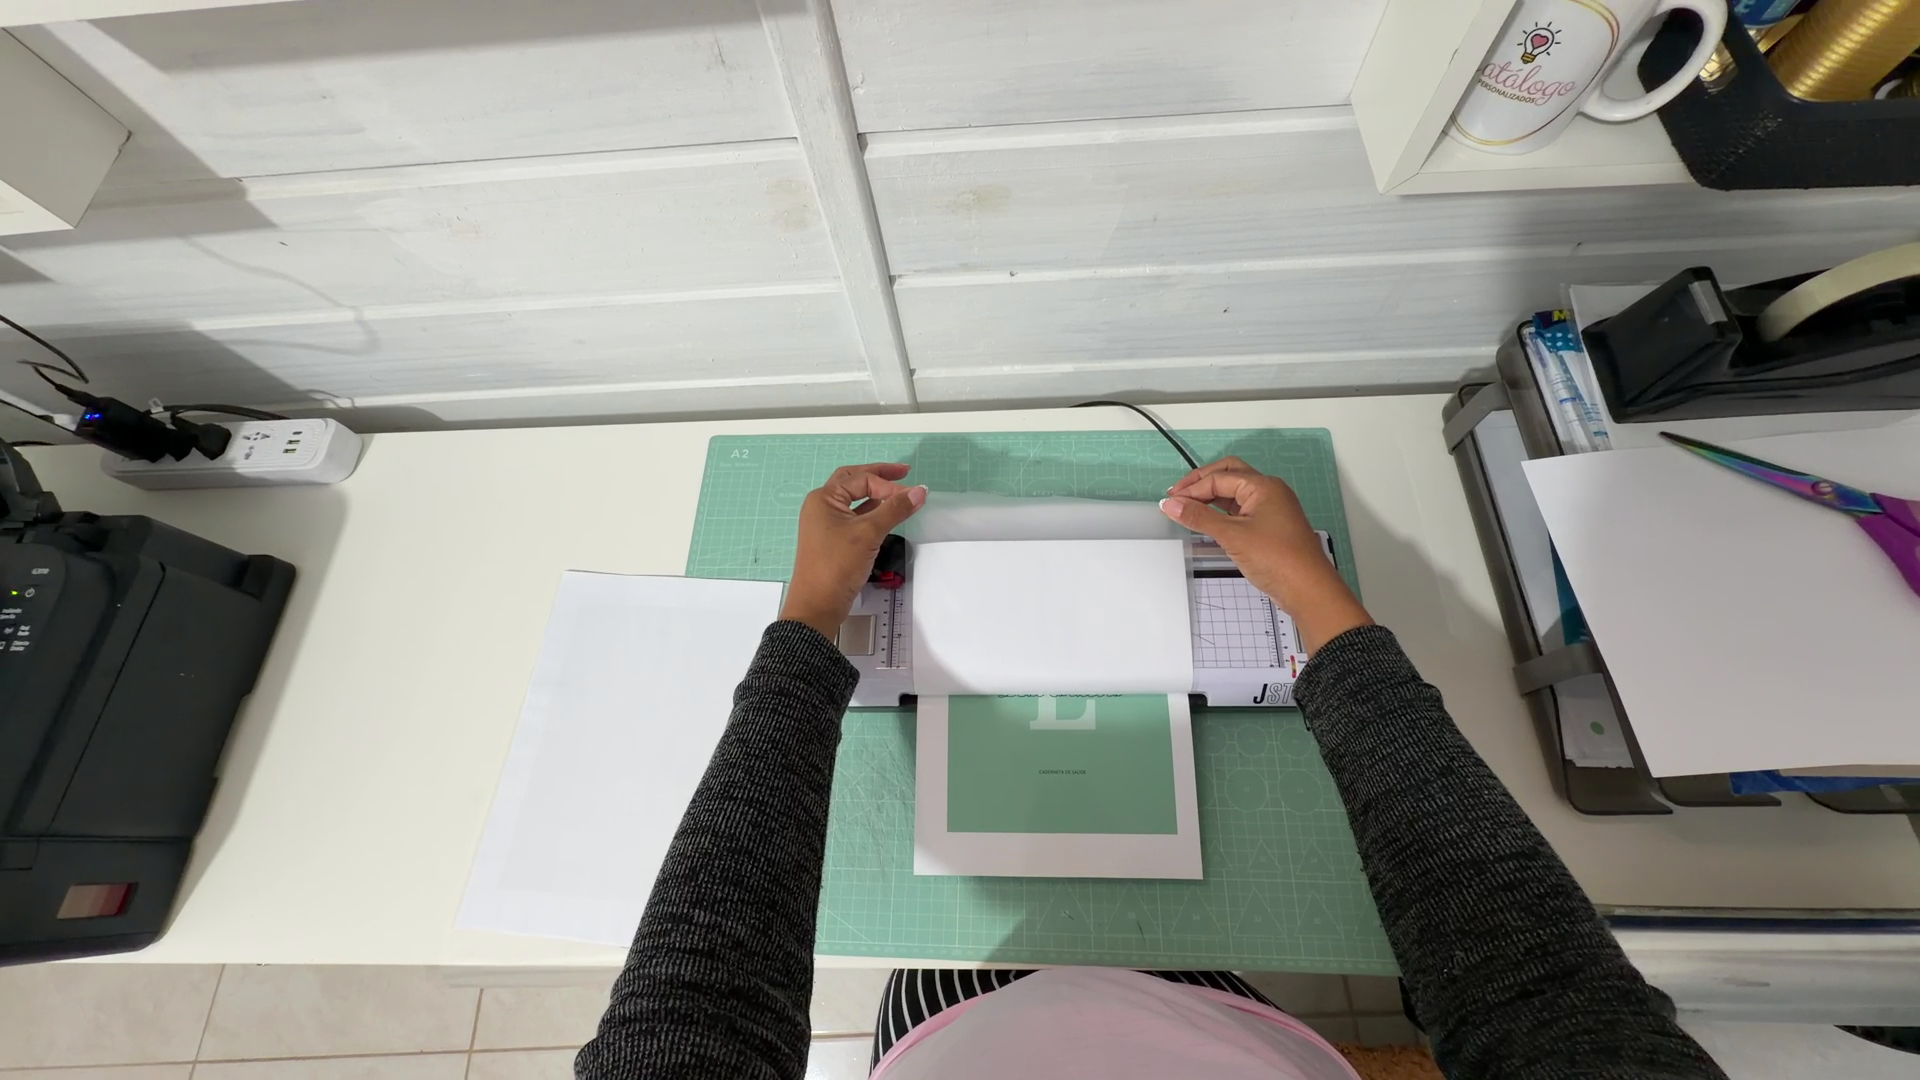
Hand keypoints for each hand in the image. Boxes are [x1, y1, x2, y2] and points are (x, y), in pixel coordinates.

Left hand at [781, 463, 927, 638]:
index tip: (911, 495)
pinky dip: (872, 513)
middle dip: (879, 476)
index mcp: (824, 498)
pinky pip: (856, 518)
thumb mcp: (869, 533)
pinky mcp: (834, 540)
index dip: (888, 484)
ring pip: (855, 501)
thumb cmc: (837, 565)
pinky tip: (888, 514)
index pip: (861, 479)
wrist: (818, 605)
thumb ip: (895, 509)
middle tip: (903, 472)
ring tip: (900, 493)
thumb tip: (920, 490)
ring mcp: (827, 524)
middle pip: (854, 482)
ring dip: (876, 495)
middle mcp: (823, 506)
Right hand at [1160, 457, 1370, 652]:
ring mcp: (1270, 508)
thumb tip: (1170, 504)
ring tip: (1187, 508)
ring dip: (1211, 496)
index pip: (1219, 478)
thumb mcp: (1232, 536)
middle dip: (1201, 482)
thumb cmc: (1274, 558)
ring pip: (1234, 492)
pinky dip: (1221, 510)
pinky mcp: (1269, 524)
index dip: (1192, 488)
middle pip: (1228, 474)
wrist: (1308, 589)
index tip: (1170, 503)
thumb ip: (1199, 517)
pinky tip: (1207, 520)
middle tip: (1178, 496)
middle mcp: (1268, 491)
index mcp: (1262, 486)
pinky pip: (1240, 508)